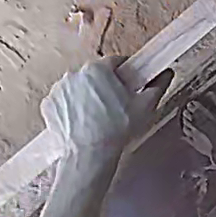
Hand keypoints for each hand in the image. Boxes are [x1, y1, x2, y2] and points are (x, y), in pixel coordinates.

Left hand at [43, 57, 162, 160]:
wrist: (88, 154)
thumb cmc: (117, 129)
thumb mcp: (145, 106)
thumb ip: (158, 85)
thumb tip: (167, 73)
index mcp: (98, 69)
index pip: (115, 62)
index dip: (125, 73)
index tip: (130, 85)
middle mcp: (74, 74)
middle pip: (95, 75)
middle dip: (105, 86)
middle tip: (116, 105)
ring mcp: (58, 89)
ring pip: (78, 88)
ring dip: (87, 96)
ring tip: (99, 117)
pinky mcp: (48, 105)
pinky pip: (64, 102)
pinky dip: (72, 109)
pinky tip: (84, 123)